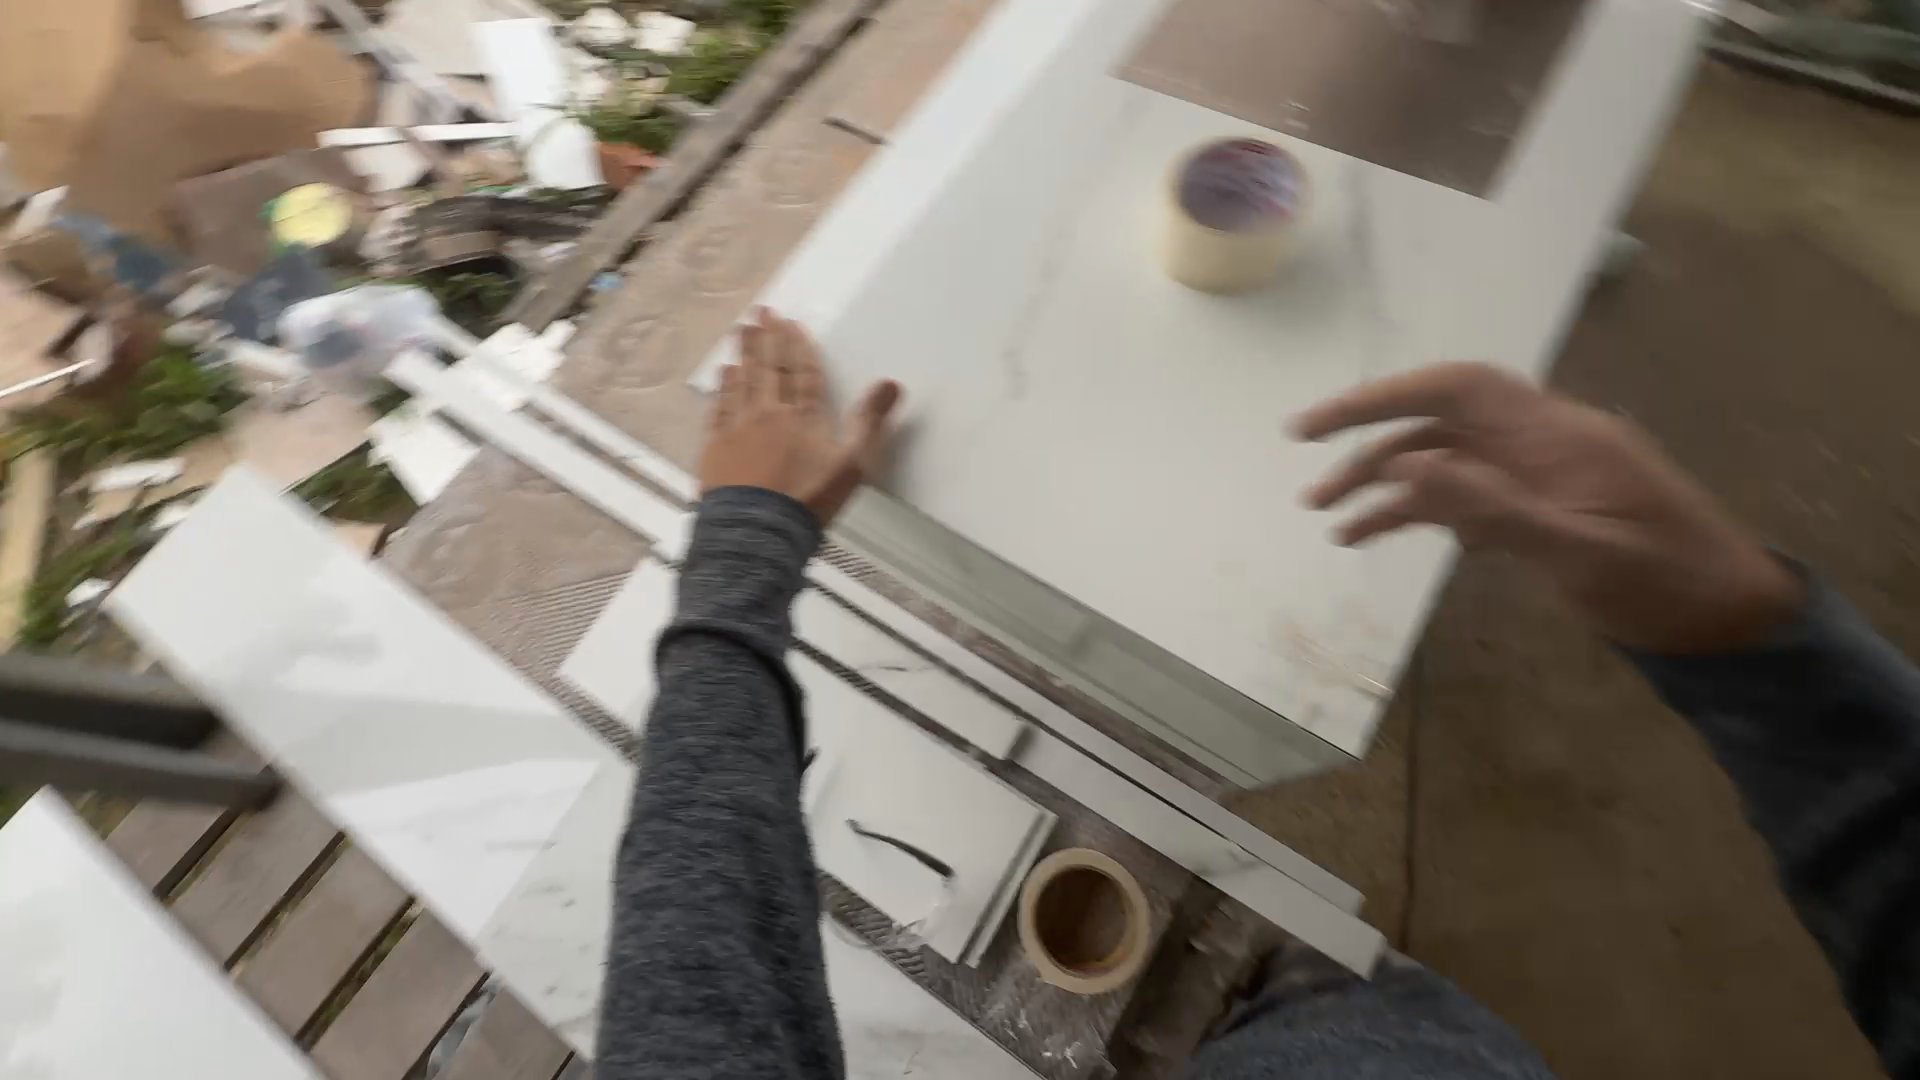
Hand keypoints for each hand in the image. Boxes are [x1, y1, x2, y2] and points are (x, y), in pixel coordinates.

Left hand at [700, 308, 901, 526]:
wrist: (758, 529)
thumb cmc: (810, 498)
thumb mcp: (852, 463)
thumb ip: (870, 422)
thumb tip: (892, 383)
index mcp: (804, 415)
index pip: (802, 373)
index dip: (797, 346)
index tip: (789, 322)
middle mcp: (769, 412)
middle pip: (769, 369)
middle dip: (767, 338)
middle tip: (761, 311)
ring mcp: (739, 427)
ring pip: (742, 381)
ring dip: (743, 353)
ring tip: (741, 329)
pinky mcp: (716, 446)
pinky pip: (719, 407)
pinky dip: (723, 387)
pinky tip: (723, 373)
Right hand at [1292, 362, 1802, 652]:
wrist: (1721, 620)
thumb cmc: (1661, 584)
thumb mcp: (1577, 551)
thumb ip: (1491, 507)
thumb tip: (1404, 466)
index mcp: (1552, 434)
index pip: (1453, 389)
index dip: (1381, 396)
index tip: (1318, 427)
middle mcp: (1531, 441)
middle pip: (1431, 424)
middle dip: (1363, 445)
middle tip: (1309, 484)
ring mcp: (1525, 473)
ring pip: (1433, 462)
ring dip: (1377, 486)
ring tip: (1328, 520)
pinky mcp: (1521, 502)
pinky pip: (1451, 496)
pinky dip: (1407, 511)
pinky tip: (1370, 535)